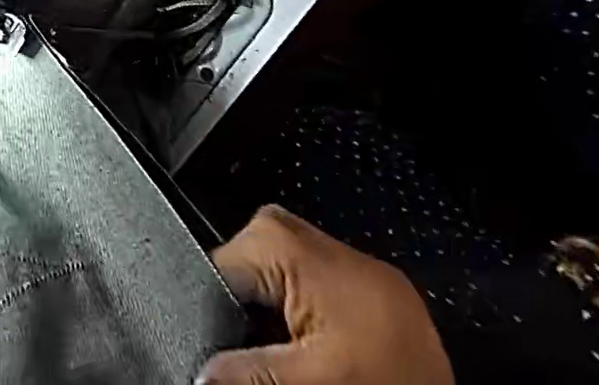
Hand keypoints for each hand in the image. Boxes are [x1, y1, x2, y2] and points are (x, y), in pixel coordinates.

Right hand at [199, 207, 452, 384]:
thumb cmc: (399, 377)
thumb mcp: (316, 379)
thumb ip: (248, 371)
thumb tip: (198, 373)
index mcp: (278, 235)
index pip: (214, 271)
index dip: (215, 323)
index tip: (230, 361)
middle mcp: (294, 228)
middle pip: (234, 279)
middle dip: (241, 325)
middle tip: (277, 366)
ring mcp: (318, 251)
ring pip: (258, 289)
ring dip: (263, 329)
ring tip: (299, 362)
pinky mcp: (336, 274)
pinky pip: (287, 291)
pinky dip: (288, 325)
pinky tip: (312, 354)